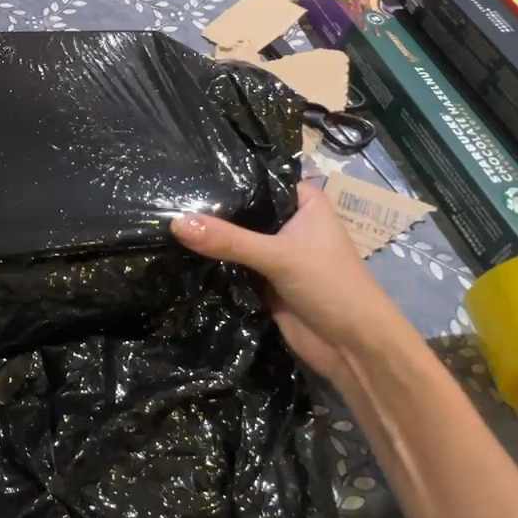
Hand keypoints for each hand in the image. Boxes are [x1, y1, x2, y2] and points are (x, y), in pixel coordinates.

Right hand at [171, 181, 409, 380]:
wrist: (354, 350)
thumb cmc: (331, 286)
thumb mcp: (279, 256)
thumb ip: (228, 240)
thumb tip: (175, 223)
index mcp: (303, 203)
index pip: (259, 177)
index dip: (227, 173)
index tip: (185, 167)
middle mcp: (288, 224)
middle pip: (243, 209)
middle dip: (211, 208)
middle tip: (166, 194)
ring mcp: (274, 253)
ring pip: (234, 238)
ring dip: (209, 236)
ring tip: (163, 217)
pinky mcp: (262, 281)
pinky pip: (231, 265)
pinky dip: (211, 262)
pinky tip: (176, 249)